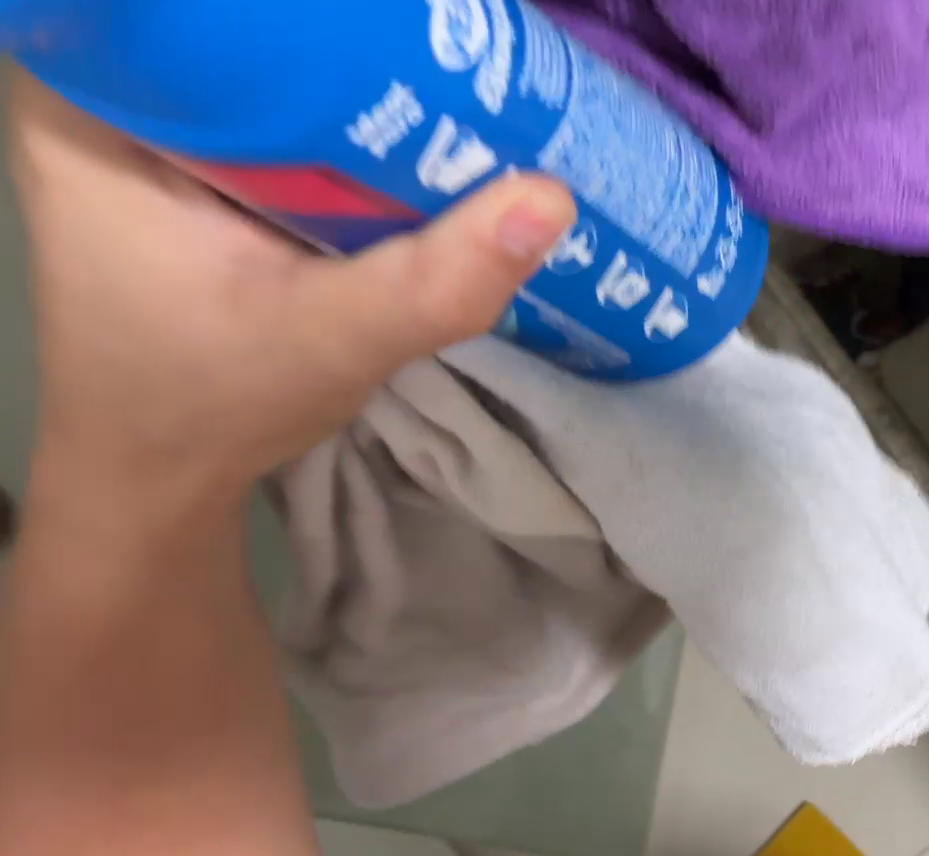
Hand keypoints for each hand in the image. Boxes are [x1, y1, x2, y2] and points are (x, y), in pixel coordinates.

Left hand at [8, 70, 576, 504]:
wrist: (174, 471)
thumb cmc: (211, 401)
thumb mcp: (333, 339)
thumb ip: (439, 281)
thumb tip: (556, 198)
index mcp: (106, 97)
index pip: (228, 15)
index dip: (343, 20)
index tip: (445, 25)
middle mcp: (141, 98)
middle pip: (285, 49)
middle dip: (391, 66)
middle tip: (492, 69)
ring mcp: (194, 145)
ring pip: (316, 101)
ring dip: (403, 117)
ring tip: (492, 113)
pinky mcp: (240, 187)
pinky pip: (330, 151)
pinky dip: (397, 166)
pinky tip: (459, 176)